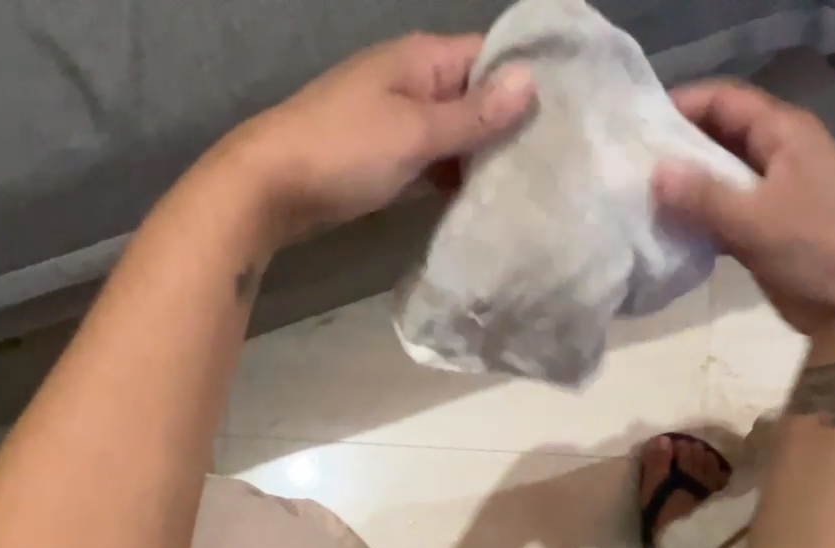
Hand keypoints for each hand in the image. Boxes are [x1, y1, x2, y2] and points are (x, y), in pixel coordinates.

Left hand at [218, 34, 534, 247]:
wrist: (268, 188)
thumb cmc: (343, 151)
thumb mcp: (415, 132)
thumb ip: (473, 114)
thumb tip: (531, 82)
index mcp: (421, 59)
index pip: (490, 56)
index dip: (526, 82)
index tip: (566, 116)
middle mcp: (411, 82)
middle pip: (473, 97)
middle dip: (507, 126)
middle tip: (553, 162)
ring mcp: (393, 122)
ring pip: (451, 135)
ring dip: (479, 158)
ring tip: (524, 187)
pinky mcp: (380, 160)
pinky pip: (428, 163)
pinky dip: (449, 178)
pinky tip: (476, 202)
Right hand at [652, 81, 834, 336]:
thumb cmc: (818, 247)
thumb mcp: (756, 219)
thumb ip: (703, 196)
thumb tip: (655, 174)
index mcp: (786, 134)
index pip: (727, 101)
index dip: (684, 105)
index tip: (639, 124)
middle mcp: (779, 155)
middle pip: (721, 136)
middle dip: (679, 147)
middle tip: (631, 164)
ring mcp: (774, 194)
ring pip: (721, 178)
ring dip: (685, 187)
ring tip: (640, 197)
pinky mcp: (767, 230)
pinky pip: (724, 213)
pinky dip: (698, 218)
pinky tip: (667, 231)